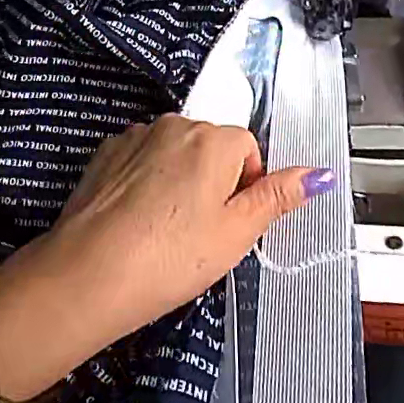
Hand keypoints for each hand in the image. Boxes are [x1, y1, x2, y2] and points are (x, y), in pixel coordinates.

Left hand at [0, 114, 331, 400]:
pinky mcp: (106, 154)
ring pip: (176, 153)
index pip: (249, 150)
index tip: (229, 223)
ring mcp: (135, 137)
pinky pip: (142, 159)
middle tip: (201, 232)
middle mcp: (174, 126)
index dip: (246, 188)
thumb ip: (278, 196)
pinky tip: (139, 219)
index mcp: (213, 140)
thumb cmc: (166, 258)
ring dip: (180, 180)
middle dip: (215, 181)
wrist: (84, 276)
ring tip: (166, 229)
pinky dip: (147, 181)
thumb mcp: (236, 233)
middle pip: (212, 147)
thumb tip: (319, 174)